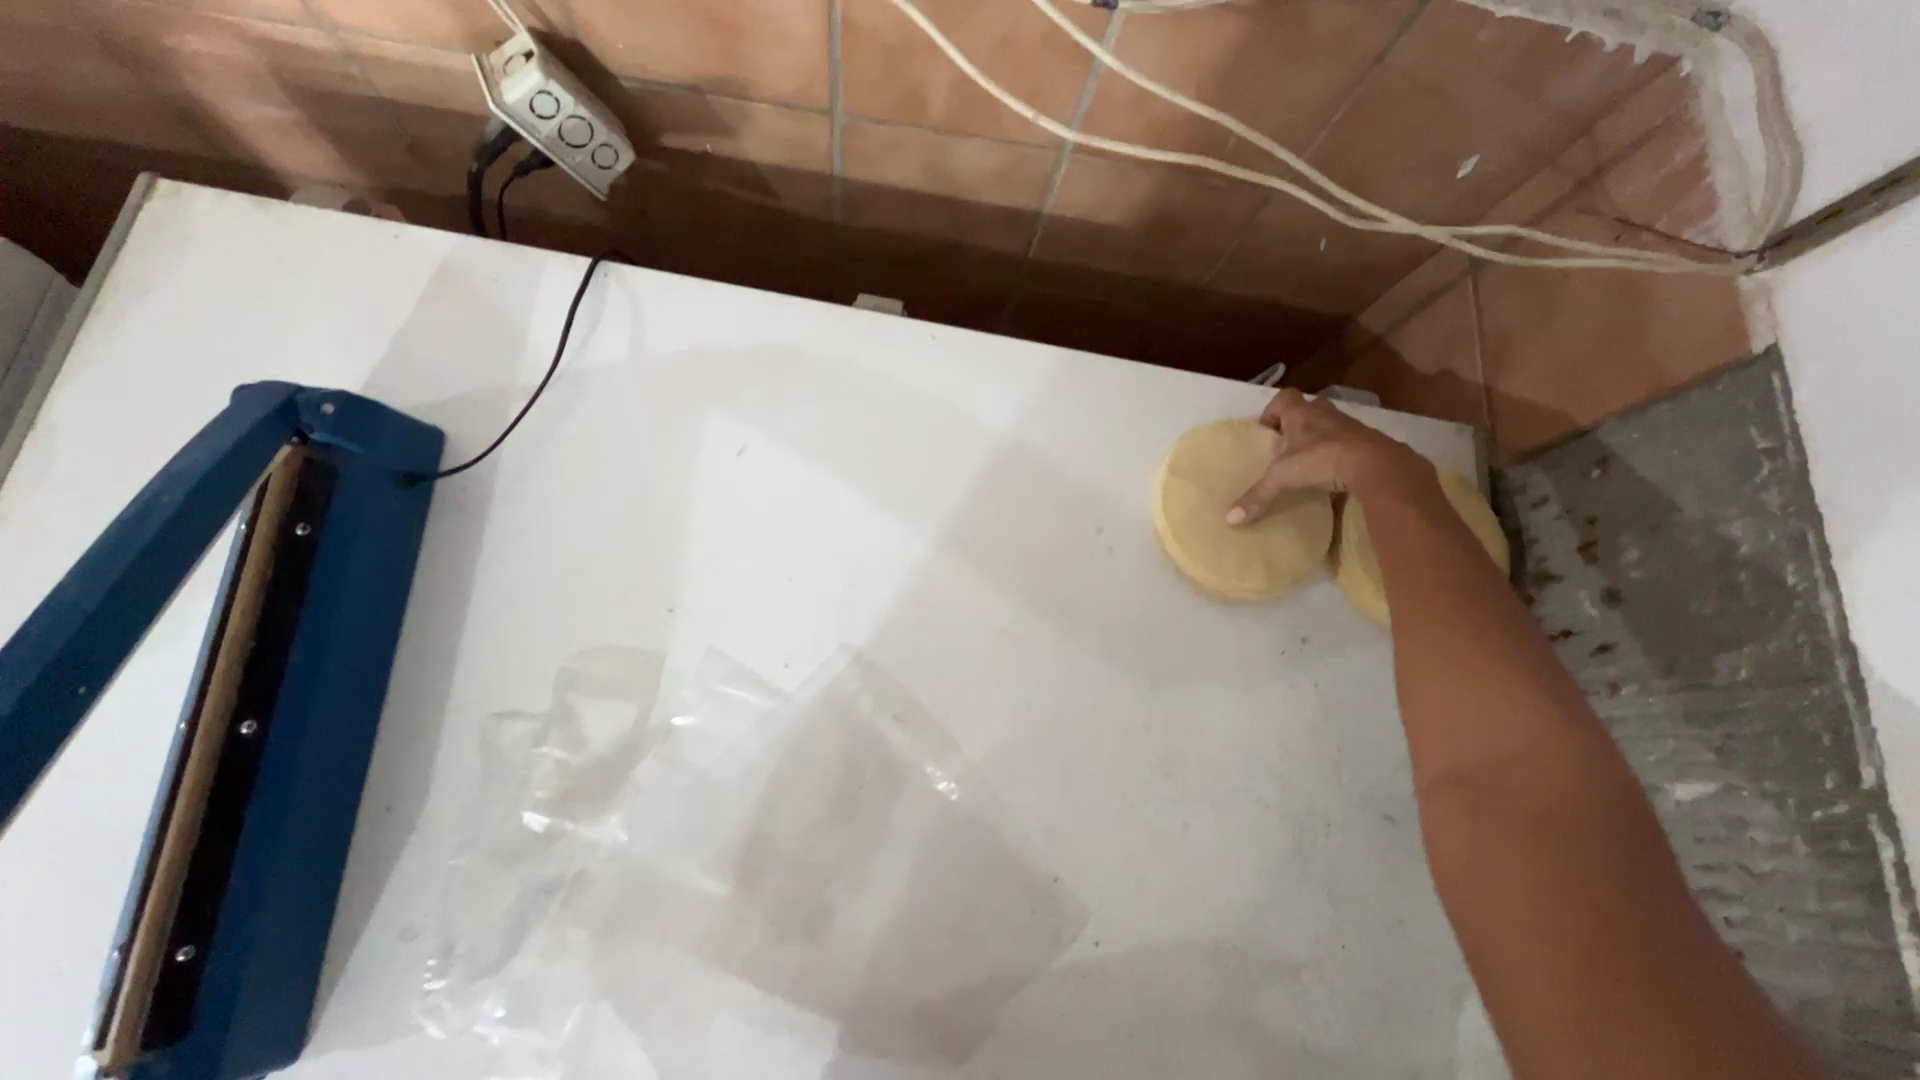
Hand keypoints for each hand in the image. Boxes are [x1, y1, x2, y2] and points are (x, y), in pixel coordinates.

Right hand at [1227, 389, 1432, 524]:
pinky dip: (1339, 454)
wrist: (1374, 464)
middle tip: (1286, 446)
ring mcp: (1349, 426)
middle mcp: (1325, 414)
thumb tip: (1230, 519)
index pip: (1284, 398)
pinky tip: (1333, 473)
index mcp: (1301, 413)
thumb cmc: (1321, 459)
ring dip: (1319, 438)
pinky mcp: (1367, 442)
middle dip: (1296, 424)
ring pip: (1329, 425)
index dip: (1273, 410)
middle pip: (1308, 409)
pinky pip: (1348, 443)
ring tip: (1309, 462)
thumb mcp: (1283, 477)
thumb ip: (1258, 495)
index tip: (1267, 431)